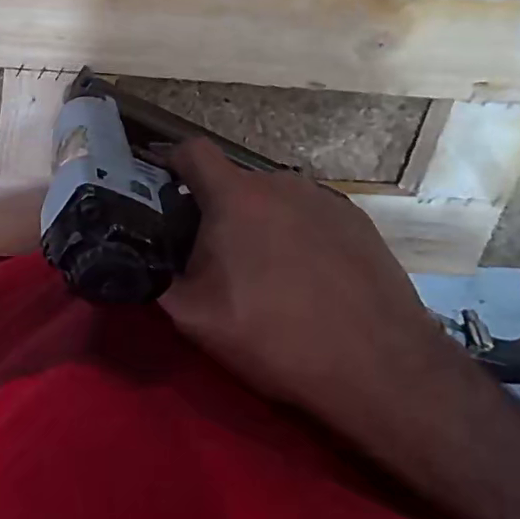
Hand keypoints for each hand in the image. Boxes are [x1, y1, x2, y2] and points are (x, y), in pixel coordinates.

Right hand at [159, 139, 462, 412]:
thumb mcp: (196, 318)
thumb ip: (156, 280)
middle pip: (233, 184)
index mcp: (235, 196)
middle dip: (217, 212)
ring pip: (273, 201)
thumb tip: (137, 260)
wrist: (382, 367)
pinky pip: (310, 217)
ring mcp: (324, 198)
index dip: (170, 162)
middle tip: (217, 259)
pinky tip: (311, 280)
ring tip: (269, 276)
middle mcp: (279, 182)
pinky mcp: (358, 221)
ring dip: (260, 225)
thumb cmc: (277, 336)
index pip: (191, 150)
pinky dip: (298, 236)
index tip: (161, 189)